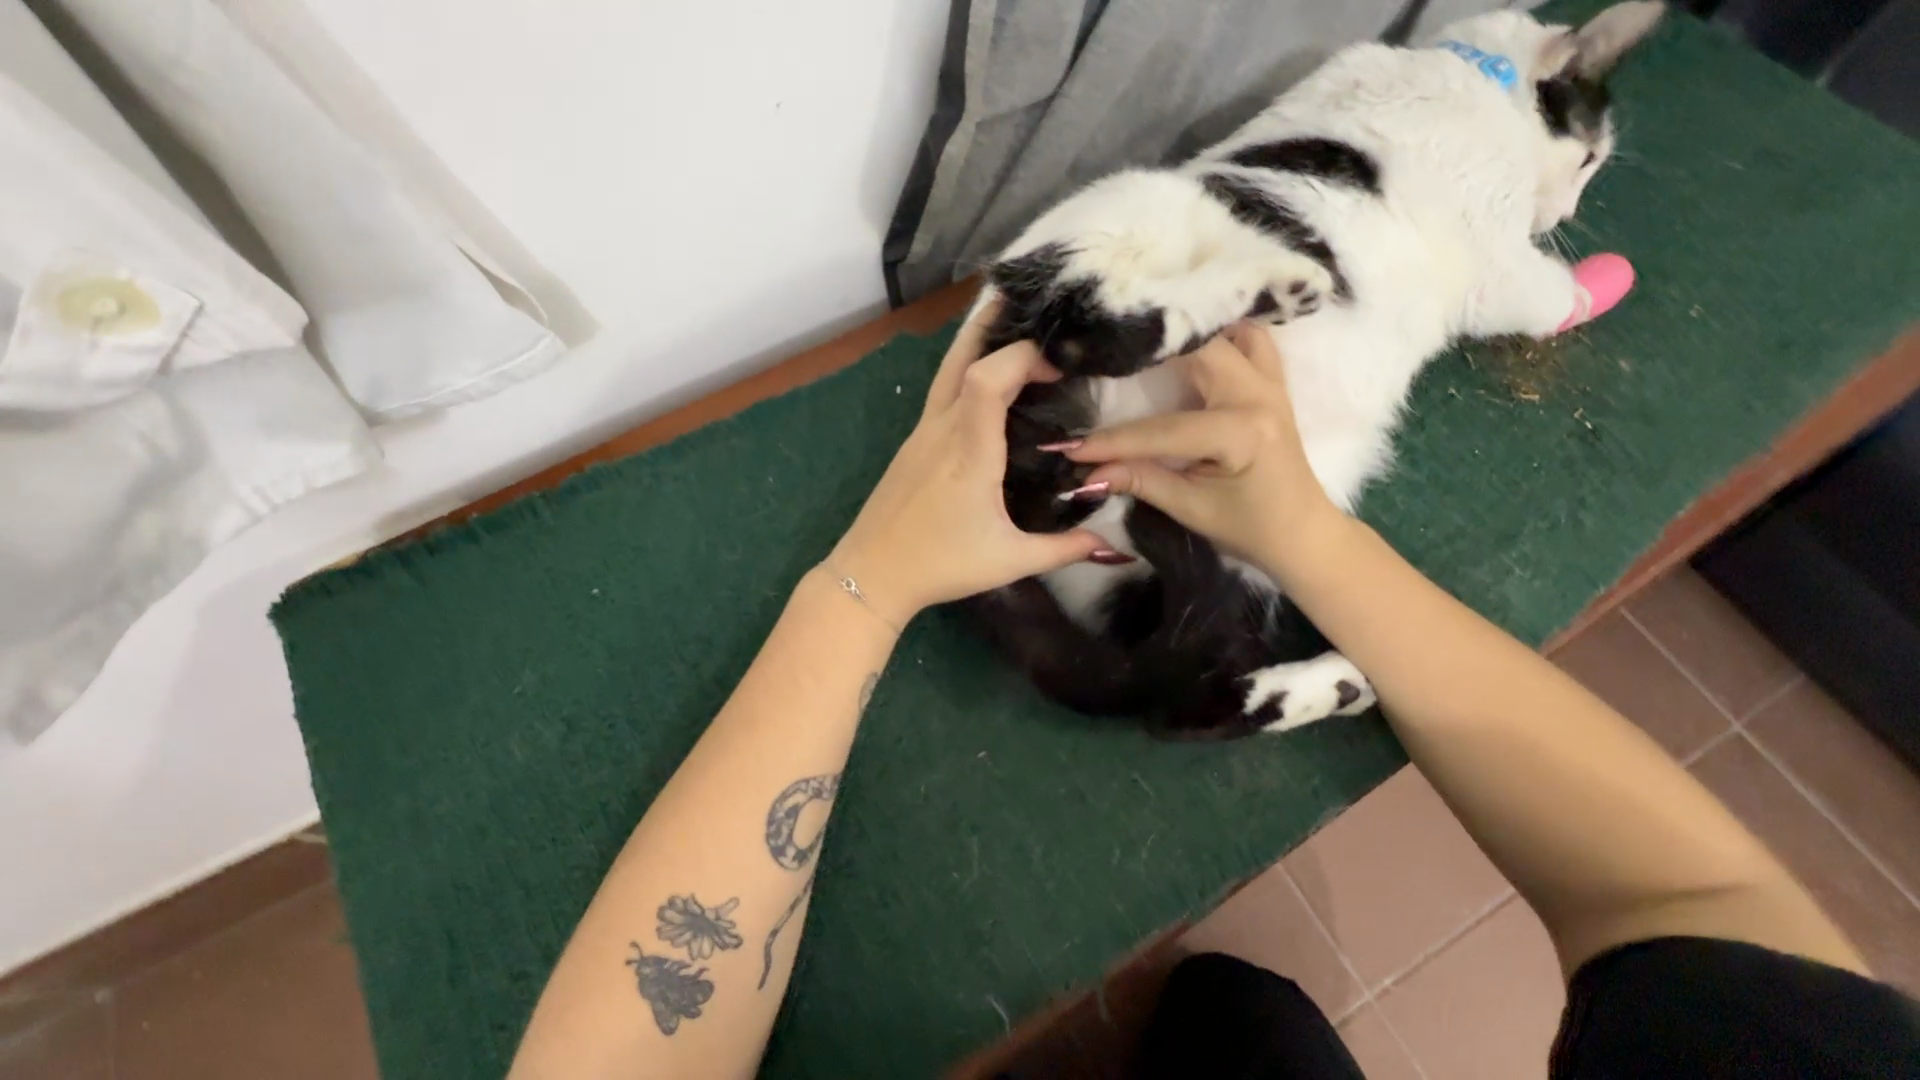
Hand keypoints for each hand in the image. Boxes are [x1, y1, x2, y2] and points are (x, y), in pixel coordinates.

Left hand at [828, 301, 1105, 626]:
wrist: (871, 574)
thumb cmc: (941, 566)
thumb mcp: (1010, 561)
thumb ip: (1064, 549)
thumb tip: (1114, 545)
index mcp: (969, 452)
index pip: (986, 378)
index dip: (1022, 357)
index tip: (1059, 366)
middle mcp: (942, 431)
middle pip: (961, 358)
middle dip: (993, 325)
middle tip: (1027, 303)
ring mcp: (922, 433)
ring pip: (947, 370)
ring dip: (976, 341)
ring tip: (1007, 321)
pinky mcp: (912, 443)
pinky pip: (941, 391)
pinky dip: (965, 370)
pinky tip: (985, 377)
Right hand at [1061, 323, 1343, 565]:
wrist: (1300, 531)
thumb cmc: (1249, 526)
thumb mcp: (1190, 508)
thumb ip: (1140, 480)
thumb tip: (1087, 472)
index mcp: (1242, 432)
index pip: (1164, 428)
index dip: (1114, 440)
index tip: (1071, 448)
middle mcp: (1258, 395)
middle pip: (1197, 348)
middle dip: (1147, 353)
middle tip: (1103, 360)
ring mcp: (1270, 381)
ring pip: (1227, 330)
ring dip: (1188, 332)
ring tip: (1146, 342)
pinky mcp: (1271, 380)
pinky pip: (1249, 338)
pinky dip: (1220, 332)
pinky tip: (1189, 339)